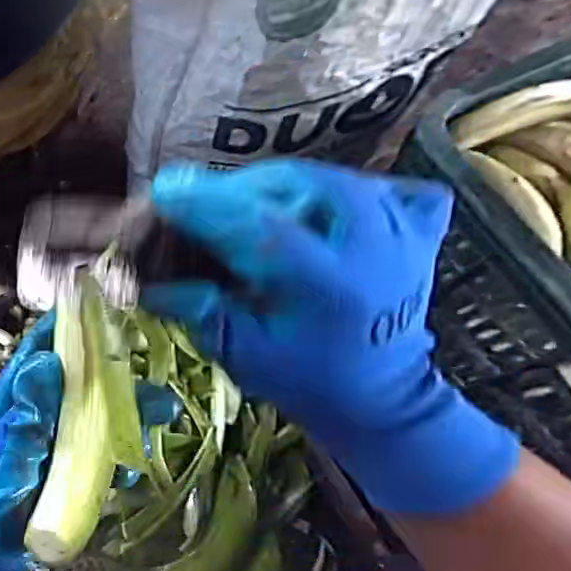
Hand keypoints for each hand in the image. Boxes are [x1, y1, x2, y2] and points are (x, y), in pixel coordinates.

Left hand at [0, 318, 179, 570]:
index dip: (64, 333)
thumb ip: (24, 413)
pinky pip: (99, 458)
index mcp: (10, 406)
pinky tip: (131, 469)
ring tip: (159, 413)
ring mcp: (53, 448)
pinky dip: (119, 458)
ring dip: (126, 416)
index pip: (38, 357)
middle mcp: (35, 420)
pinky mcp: (66, 476)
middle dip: (114, 379)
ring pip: (95, 420)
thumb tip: (47, 360)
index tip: (95, 313)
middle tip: (146, 373)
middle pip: (78, 387)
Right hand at [141, 159, 518, 514]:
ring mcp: (407, 231)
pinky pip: (378, 184)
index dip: (209, 206)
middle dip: (241, 186)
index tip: (166, 189)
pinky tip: (313, 211)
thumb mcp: (243, 355)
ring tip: (244, 205)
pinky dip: (337, 189)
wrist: (376, 393)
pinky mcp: (422, 225)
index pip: (262, 230)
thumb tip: (148, 283)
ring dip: (280, 185)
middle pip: (300, 185)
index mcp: (328, 289)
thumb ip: (201, 314)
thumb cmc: (303, 379)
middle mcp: (377, 249)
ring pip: (332, 177)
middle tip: (201, 200)